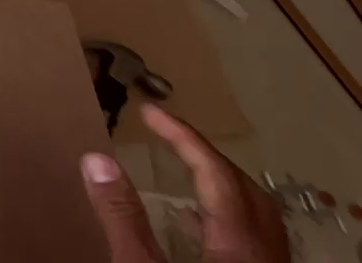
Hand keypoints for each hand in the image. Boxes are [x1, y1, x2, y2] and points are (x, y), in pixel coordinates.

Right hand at [81, 104, 288, 262]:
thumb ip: (121, 216)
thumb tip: (96, 158)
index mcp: (237, 245)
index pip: (216, 175)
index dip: (184, 138)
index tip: (150, 113)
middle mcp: (265, 258)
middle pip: (248, 194)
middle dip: (208, 156)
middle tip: (167, 134)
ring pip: (259, 221)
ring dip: (222, 186)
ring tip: (184, 169)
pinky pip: (255, 243)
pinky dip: (226, 218)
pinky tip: (198, 225)